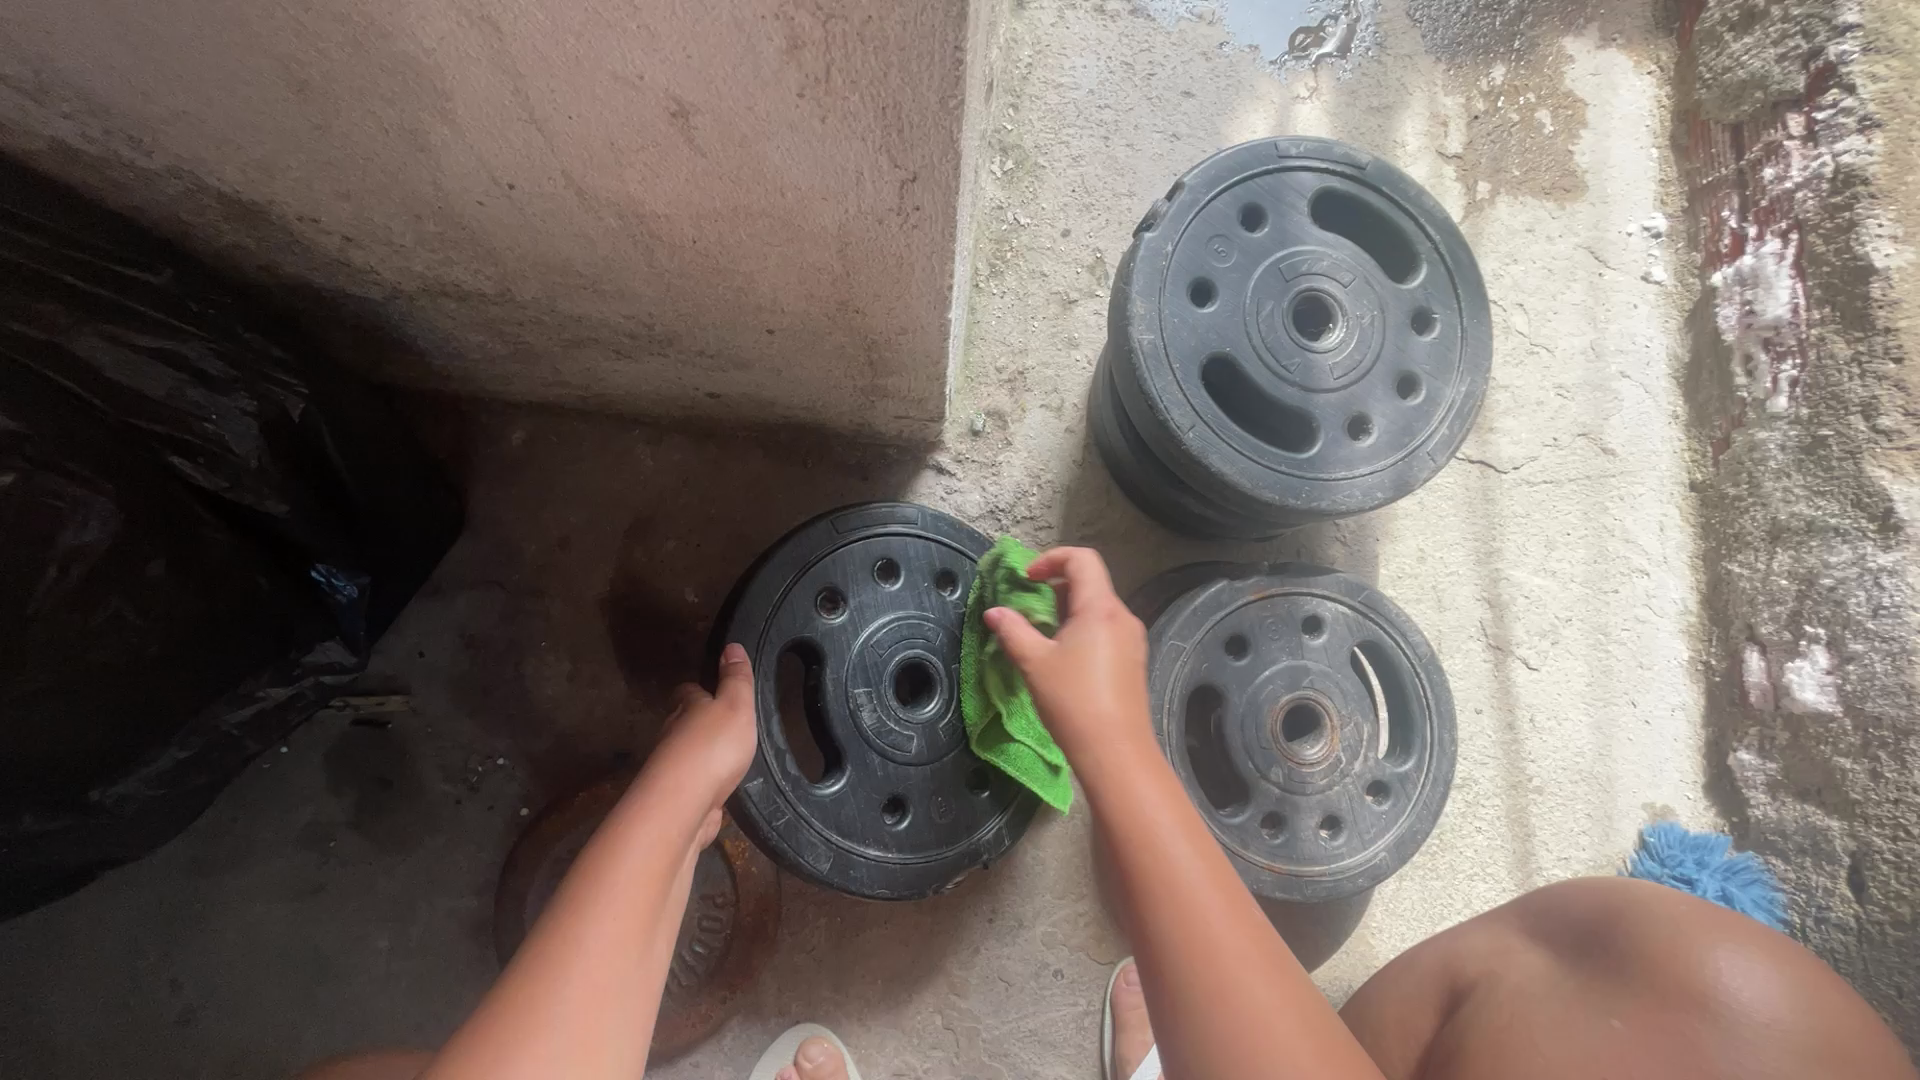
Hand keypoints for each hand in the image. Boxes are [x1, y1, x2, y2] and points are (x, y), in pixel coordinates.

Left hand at [644, 643, 757, 839]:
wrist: (684, 805)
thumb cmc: (713, 747)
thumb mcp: (735, 705)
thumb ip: (736, 679)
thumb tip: (731, 646)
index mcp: (687, 708)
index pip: (687, 692)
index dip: (698, 689)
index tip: (710, 688)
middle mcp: (673, 735)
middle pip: (683, 722)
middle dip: (698, 721)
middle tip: (722, 723)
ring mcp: (672, 769)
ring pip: (686, 753)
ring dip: (701, 753)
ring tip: (725, 755)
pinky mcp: (678, 798)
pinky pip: (692, 783)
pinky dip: (703, 781)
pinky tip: (719, 785)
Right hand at [983, 547, 1154, 775]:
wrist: (1116, 751)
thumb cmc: (1073, 701)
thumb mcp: (1034, 663)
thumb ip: (1012, 630)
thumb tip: (994, 613)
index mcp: (1101, 608)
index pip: (1081, 559)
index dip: (1051, 559)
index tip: (1026, 579)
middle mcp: (1122, 616)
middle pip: (1091, 582)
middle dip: (1056, 587)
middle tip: (1029, 608)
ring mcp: (1132, 639)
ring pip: (1098, 607)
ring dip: (1068, 610)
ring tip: (1043, 635)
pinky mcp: (1133, 660)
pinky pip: (1106, 629)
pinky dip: (1082, 628)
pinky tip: (1065, 657)